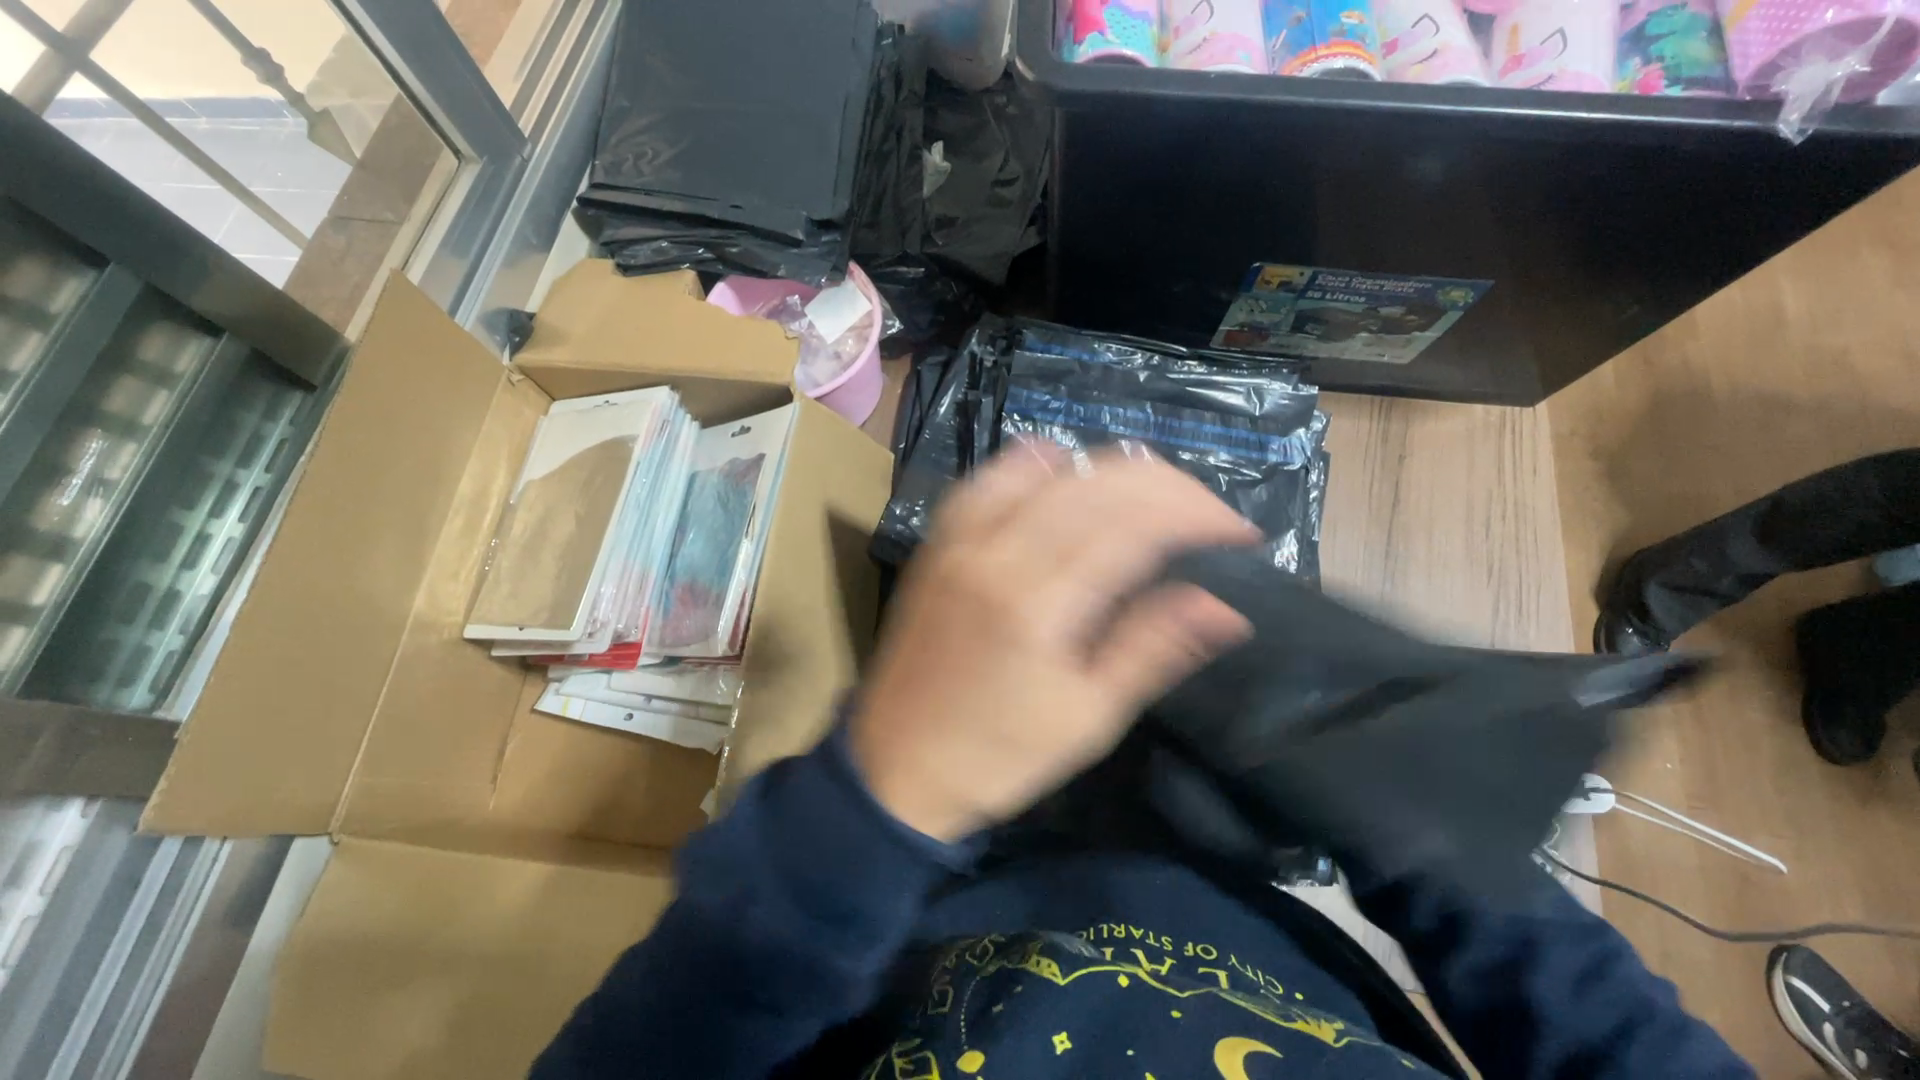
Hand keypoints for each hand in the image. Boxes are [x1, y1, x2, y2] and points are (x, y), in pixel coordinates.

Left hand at [849, 442, 1258, 842]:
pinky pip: (988, 479)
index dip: (1198, 516)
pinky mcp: (937, 544)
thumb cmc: (1000, 757)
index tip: (1240, 533)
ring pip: (1045, 469)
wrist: (897, 768)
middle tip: (1208, 514)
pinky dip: (1037, 467)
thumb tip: (1226, 606)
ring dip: (1109, 470)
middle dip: (1166, 486)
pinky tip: (1066, 475)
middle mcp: (997, 553)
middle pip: (1096, 483)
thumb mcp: (1089, 716)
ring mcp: (959, 541)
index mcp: (1040, 603)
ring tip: (1154, 494)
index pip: (1135, 526)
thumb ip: (1154, 648)